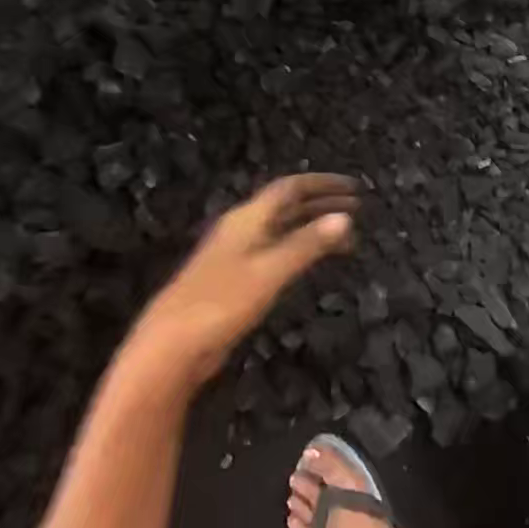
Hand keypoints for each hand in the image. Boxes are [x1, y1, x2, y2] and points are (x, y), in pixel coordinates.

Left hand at [127, 174, 360, 385]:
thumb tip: (344, 217)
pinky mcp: (235, 278)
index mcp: (248, 217)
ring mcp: (236, 253)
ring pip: (282, 229)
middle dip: (321, 203)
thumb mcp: (270, 270)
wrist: (172, 344)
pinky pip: (275, 250)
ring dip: (312, 227)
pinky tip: (310, 261)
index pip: (290, 188)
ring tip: (345, 236)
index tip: (354, 187)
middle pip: (286, 206)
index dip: (322, 183)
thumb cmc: (222, 302)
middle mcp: (242, 228)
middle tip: (356, 208)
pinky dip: (299, 248)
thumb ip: (307, 244)